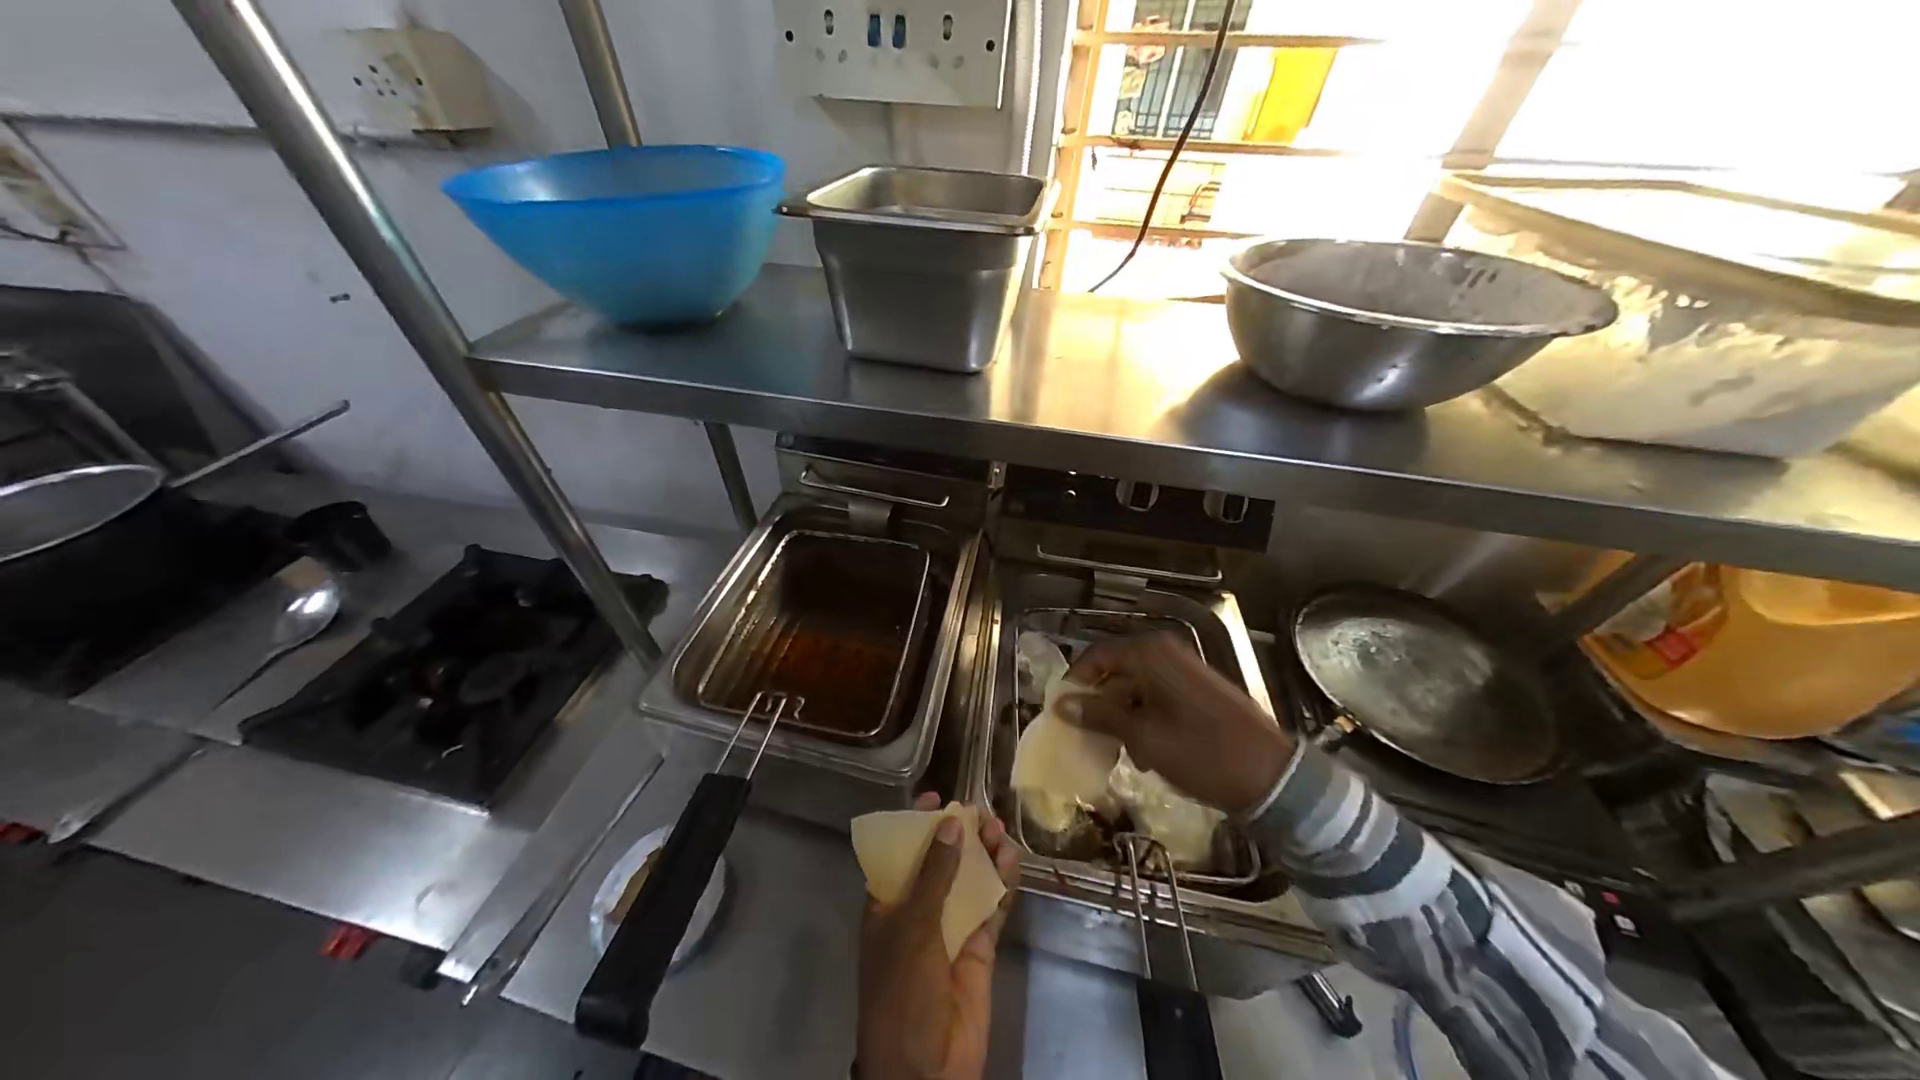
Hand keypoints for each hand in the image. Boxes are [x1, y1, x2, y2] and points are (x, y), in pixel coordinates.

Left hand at [857, 792, 1021, 1079]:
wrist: (924, 1067)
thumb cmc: (901, 990)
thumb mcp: (912, 927)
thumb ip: (935, 875)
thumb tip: (951, 824)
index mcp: (887, 904)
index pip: (899, 854)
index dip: (915, 825)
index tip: (936, 797)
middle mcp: (917, 910)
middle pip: (940, 862)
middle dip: (957, 835)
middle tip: (978, 809)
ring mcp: (949, 928)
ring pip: (968, 881)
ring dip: (983, 855)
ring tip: (999, 827)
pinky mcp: (977, 948)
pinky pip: (990, 908)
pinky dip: (1002, 885)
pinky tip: (1011, 860)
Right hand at [1062, 633, 1293, 813]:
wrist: (1271, 776)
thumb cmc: (1202, 753)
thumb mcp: (1143, 737)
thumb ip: (1100, 716)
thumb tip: (1062, 704)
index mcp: (1151, 654)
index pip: (1097, 656)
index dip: (1076, 682)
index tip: (1063, 711)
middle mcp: (1167, 653)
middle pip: (1116, 670)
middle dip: (1100, 704)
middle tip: (1089, 736)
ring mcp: (1185, 671)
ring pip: (1136, 687)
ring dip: (1123, 716)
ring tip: (1122, 752)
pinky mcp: (1198, 690)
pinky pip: (1158, 696)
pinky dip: (1145, 718)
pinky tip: (1148, 752)